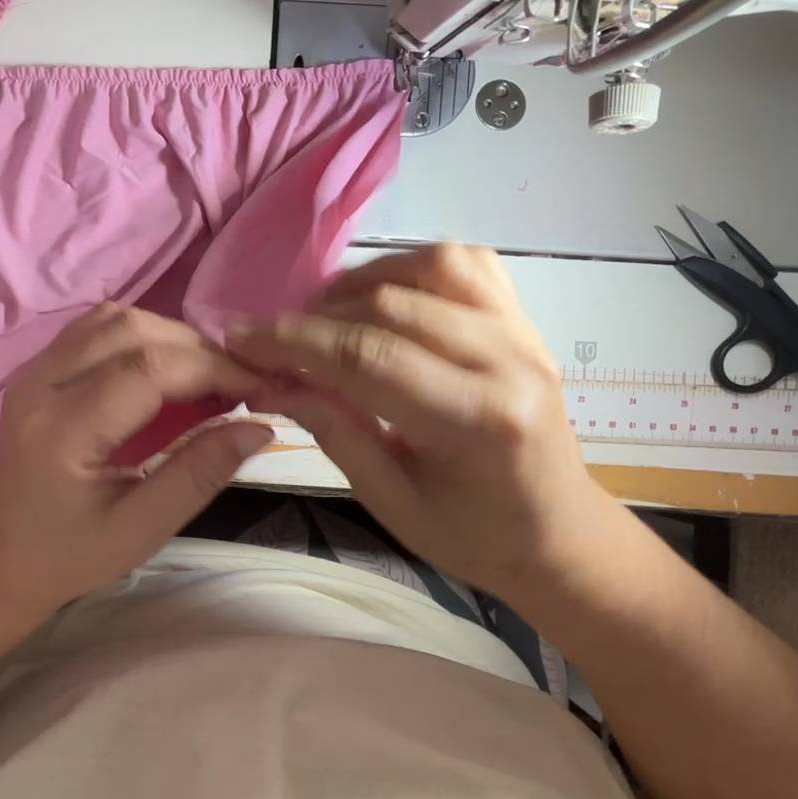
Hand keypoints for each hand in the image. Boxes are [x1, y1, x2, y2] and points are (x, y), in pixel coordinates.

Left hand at [0, 304, 274, 607]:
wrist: (4, 558)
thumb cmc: (72, 555)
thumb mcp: (141, 530)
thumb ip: (198, 475)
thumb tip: (260, 427)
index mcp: (61, 432)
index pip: (147, 370)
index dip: (211, 369)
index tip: (258, 387)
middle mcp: (40, 386)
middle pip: (131, 331)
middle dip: (196, 349)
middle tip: (239, 382)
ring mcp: (32, 372)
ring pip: (113, 319)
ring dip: (169, 336)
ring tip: (207, 374)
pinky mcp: (36, 370)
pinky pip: (95, 328)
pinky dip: (140, 335)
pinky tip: (166, 367)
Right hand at [228, 245, 610, 593]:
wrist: (558, 533)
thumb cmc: (472, 534)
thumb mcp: (389, 500)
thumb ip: (333, 430)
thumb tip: (269, 382)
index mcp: (478, 421)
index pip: (366, 358)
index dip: (292, 343)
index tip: (239, 340)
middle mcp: (509, 361)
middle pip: (389, 308)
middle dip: (313, 319)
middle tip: (269, 342)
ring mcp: (523, 331)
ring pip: (427, 267)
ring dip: (360, 283)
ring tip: (324, 317)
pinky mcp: (524, 319)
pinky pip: (465, 264)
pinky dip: (410, 268)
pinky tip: (382, 298)